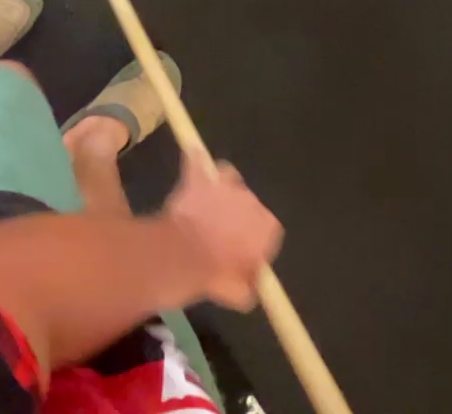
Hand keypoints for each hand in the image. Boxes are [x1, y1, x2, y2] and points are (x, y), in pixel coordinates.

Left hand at [160, 155, 282, 309]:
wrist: (182, 255)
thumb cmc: (215, 276)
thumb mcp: (239, 295)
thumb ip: (249, 286)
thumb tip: (249, 285)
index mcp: (266, 228)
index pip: (268, 229)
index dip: (254, 239)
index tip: (241, 250)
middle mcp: (251, 201)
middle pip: (249, 203)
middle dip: (236, 215)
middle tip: (219, 231)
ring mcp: (224, 186)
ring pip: (228, 178)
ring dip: (221, 187)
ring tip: (209, 201)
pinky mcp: (199, 178)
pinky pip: (198, 162)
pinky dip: (196, 161)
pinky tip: (193, 158)